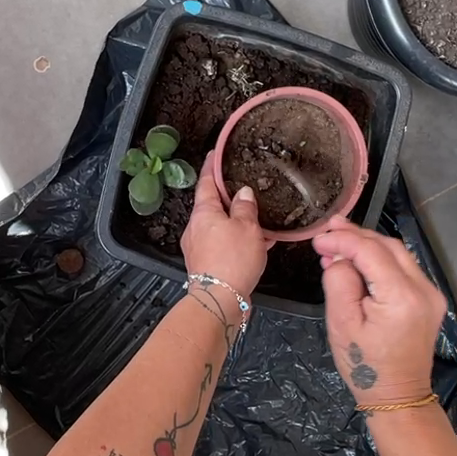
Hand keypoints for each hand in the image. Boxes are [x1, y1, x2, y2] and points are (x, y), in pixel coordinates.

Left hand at [180, 160, 268, 299]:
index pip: (206, 182)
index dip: (212, 167)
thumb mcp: (247, 228)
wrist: (220, 301)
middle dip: (229, 199)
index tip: (214, 155)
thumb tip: (244, 193)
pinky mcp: (206, 264)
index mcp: (203, 213)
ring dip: (238, 223)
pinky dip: (238, 242)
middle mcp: (196, 228)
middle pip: (212, 206)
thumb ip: (246, 208)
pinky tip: (258, 247)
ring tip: (260, 224)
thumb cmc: (231, 262)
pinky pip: (223, 246)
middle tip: (245, 192)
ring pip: (220, 227)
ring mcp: (199, 247)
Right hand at [313, 216, 446, 405]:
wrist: (397, 396)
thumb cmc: (365, 365)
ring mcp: (430, 294)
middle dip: (357, 235)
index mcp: (402, 297)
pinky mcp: (428, 300)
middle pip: (388, 246)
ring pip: (397, 254)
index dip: (343, 240)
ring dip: (368, 245)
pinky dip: (379, 260)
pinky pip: (403, 269)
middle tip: (327, 230)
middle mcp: (424, 289)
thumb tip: (340, 259)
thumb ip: (339, 282)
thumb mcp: (341, 323)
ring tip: (338, 240)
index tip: (317, 239)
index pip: (371, 252)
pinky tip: (357, 261)